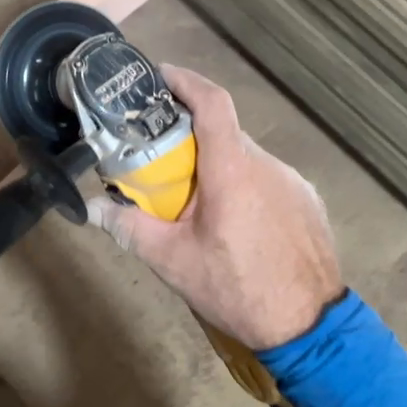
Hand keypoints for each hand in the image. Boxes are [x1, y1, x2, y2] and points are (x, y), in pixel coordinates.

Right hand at [85, 66, 345, 350]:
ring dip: (216, 166)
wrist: (313, 330)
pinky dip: (243, 186)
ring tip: (194, 200)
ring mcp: (292, 182)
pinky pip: (267, 179)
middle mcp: (266, 165)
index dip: (185, 81)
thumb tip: (93, 208)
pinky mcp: (307, 202)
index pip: (212, 103)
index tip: (159, 76)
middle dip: (188, 135)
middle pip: (222, 132)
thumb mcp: (173, 262)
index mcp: (232, 170)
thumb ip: (130, 228)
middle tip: (159, 156)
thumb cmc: (238, 289)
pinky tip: (234, 223)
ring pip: (245, 157)